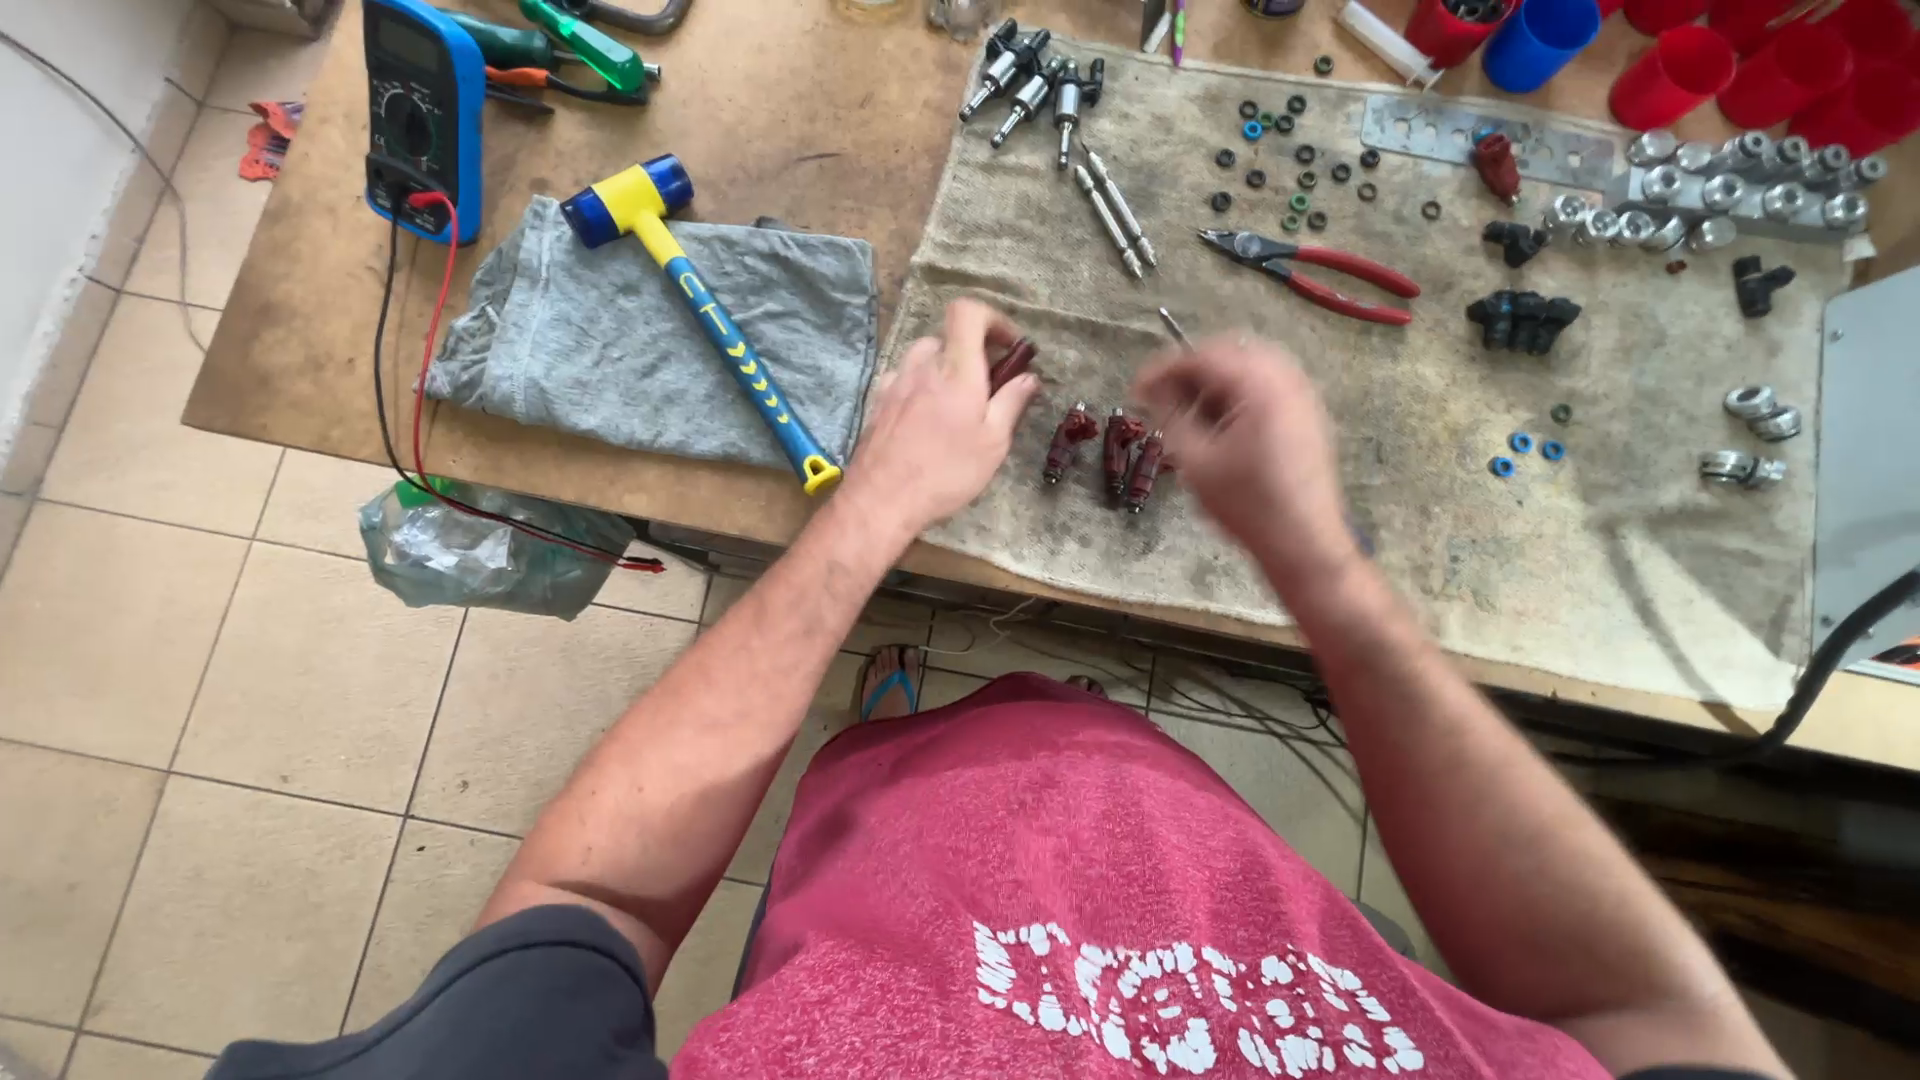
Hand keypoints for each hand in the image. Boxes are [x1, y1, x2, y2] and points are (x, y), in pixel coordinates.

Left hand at [843, 299, 1040, 537]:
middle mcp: (921, 367)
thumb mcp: (993, 442)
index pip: (967, 312)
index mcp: (955, 369)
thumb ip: (1011, 403)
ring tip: (955, 407)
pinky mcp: (877, 403)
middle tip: (986, 388)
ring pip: (923, 359)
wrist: (880, 500)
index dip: (992, 319)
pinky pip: (904, 381)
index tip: (1008, 346)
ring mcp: (894, 383)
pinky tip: (925, 422)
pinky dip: (921, 389)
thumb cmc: (945, 472)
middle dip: (970, 354)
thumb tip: (1028, 377)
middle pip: (947, 338)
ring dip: (943, 371)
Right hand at [1132, 334, 1359, 589]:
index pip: (1202, 357)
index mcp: (1258, 386)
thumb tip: (1152, 391)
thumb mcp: (1195, 461)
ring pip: (1249, 368)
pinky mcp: (1307, 416)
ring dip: (1213, 383)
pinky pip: (1267, 387)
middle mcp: (1286, 380)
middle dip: (1190, 372)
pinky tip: (1219, 426)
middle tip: (1160, 399)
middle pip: (1228, 353)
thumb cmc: (1245, 504)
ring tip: (1188, 415)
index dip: (1163, 370)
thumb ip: (1170, 416)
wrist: (1303, 541)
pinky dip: (1237, 395)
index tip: (1135, 391)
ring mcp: (1302, 397)